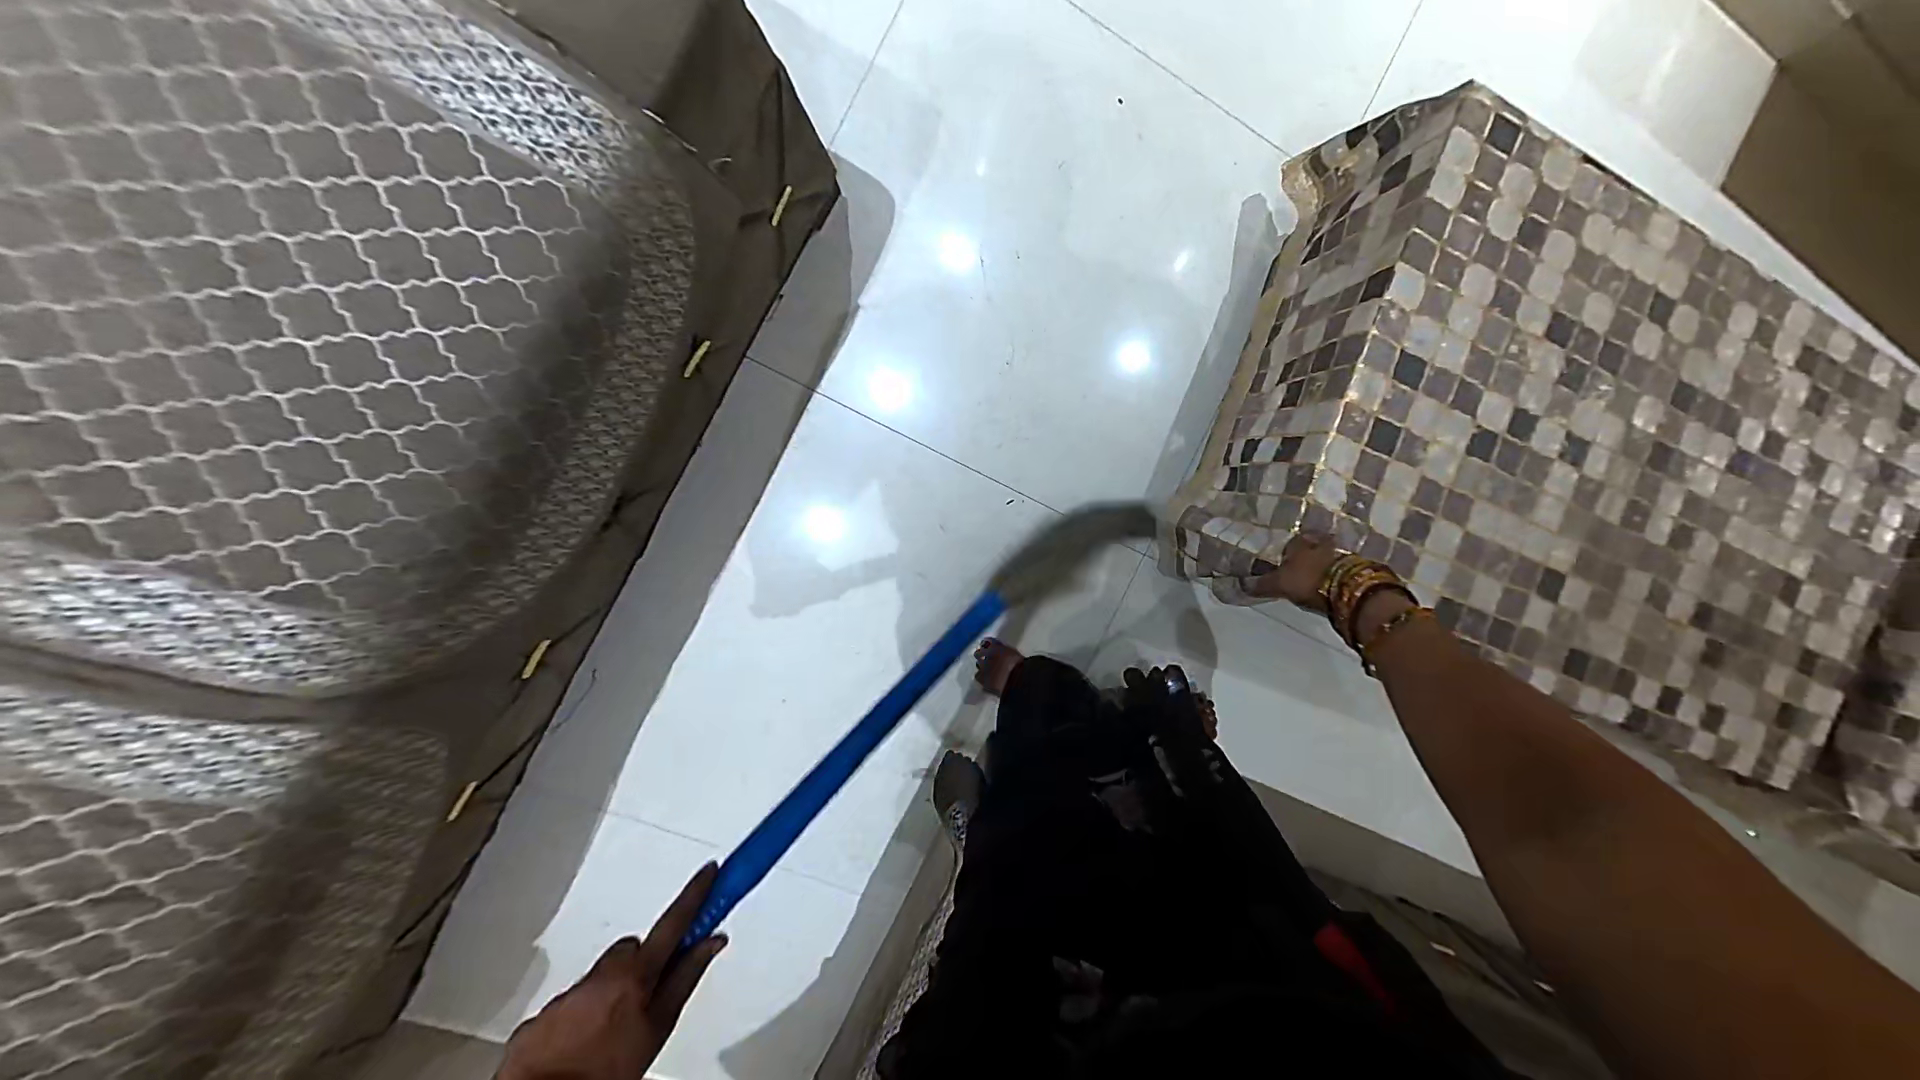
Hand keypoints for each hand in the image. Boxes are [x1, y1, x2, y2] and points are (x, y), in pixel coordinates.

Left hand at [496, 864, 728, 1079]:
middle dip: (644, 964)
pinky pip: (570, 1005)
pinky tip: (585, 1042)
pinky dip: (581, 1016)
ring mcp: (566, 995)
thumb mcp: (659, 1026)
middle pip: (632, 950)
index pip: (675, 921)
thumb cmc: (603, 1073)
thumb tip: (711, 942)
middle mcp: (599, 974)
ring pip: (600, 980)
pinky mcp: (539, 1018)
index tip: (710, 871)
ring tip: (614, 1034)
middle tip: (650, 996)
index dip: (696, 893)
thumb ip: (685, 977)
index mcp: (635, 972)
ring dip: (611, 995)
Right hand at [1247, 532, 1341, 608]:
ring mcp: (1341, 552)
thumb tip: (1241, 584)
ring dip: (1322, 565)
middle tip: (1300, 571)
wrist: (1347, 588)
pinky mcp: (1356, 565)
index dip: (1286, 555)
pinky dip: (1334, 573)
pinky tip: (1330, 584)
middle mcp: (1320, 540)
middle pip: (1310, 548)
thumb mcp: (1278, 584)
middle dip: (1306, 557)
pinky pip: (1340, 567)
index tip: (1283, 566)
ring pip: (1326, 556)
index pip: (1289, 543)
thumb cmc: (1306, 580)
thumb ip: (1260, 584)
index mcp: (1298, 541)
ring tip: (1315, 579)